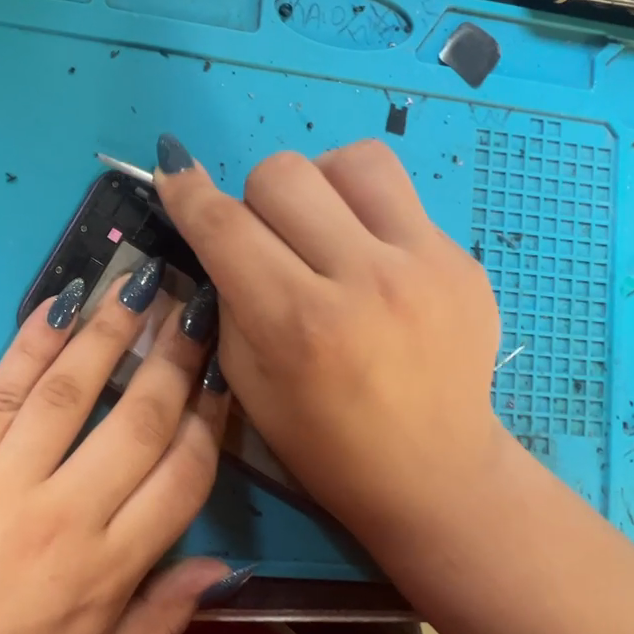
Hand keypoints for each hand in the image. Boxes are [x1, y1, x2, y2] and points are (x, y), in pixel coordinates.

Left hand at [0, 262, 232, 633]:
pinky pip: (0, 390)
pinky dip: (32, 343)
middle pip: (137, 419)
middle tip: (197, 308)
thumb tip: (223, 568)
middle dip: (175, 359)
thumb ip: (161, 627)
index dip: (210, 425)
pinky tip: (60, 304)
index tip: (223, 384)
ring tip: (139, 285)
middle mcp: (63, 512)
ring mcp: (3, 478)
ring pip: (71, 389)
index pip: (181, 478)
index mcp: (107, 571)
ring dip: (109, 331)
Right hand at [153, 134, 521, 536]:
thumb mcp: (247, 382)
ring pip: (352, 159)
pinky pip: (400, 194)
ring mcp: (424, 263)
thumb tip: (217, 231)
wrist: (435, 474)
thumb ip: (229, 299)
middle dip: (255, 199)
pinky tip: (369, 258)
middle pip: (282, 173)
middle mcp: (362, 281)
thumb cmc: (323, 443)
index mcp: (298, 324)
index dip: (186, 192)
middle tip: (267, 240)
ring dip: (319, 184)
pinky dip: (366, 212)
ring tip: (322, 228)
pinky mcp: (462, 259)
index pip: (224, 226)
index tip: (171, 170)